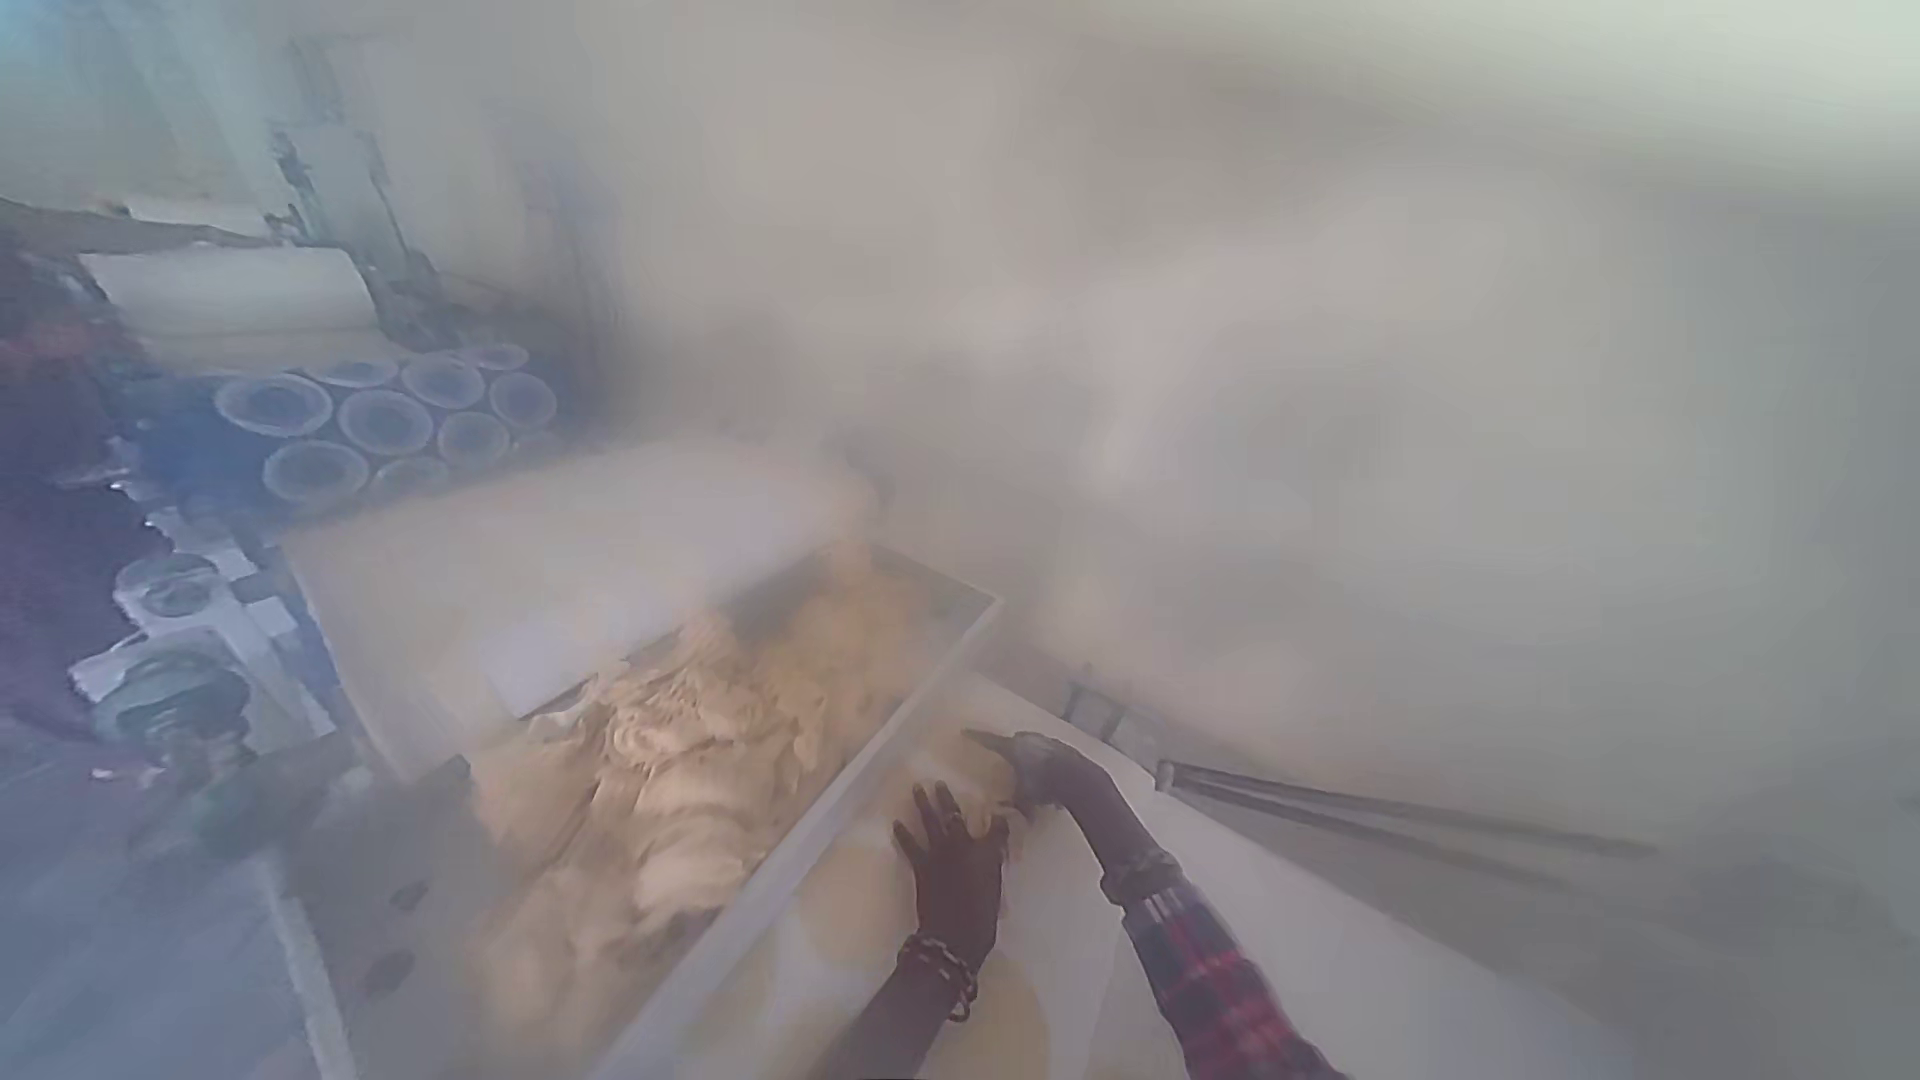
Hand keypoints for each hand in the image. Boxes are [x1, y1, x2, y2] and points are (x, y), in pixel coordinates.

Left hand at [892, 781, 1007, 969]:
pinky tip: (896, 822)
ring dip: (923, 804)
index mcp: (986, 852)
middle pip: (954, 815)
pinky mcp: (922, 865)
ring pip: (930, 821)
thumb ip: (992, 865)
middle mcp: (961, 845)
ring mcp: (939, 853)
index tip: (997, 813)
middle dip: (947, 798)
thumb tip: (992, 850)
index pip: (996, 829)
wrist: (953, 937)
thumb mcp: (995, 889)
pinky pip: (911, 845)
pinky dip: (903, 834)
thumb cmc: (982, 918)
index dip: (997, 821)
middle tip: (939, 782)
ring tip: (916, 788)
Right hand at [965, 730, 1110, 816]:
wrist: (1076, 777)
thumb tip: (1003, 807)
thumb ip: (1013, 799)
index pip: (988, 740)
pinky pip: (1044, 749)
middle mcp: (1026, 738)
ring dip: (1027, 752)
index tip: (964, 731)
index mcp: (1012, 747)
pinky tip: (1046, 771)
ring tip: (1028, 767)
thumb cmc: (1044, 785)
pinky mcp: (1059, 745)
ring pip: (1030, 743)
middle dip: (1008, 748)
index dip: (976, 737)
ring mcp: (1044, 739)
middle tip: (1004, 758)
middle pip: (1012, 740)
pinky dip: (1041, 757)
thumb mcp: (1025, 797)